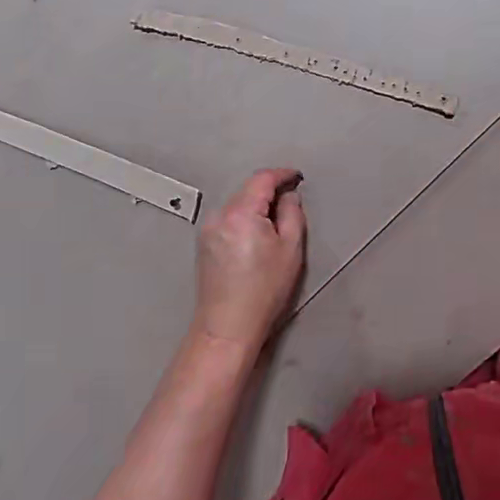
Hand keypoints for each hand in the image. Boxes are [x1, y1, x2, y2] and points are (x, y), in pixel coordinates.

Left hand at [191, 168, 305, 352]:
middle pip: (248, 191)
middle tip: (289, 207)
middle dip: (269, 193)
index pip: (262, 179)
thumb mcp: (290, 250)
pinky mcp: (204, 242)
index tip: (295, 176)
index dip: (282, 174)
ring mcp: (209, 228)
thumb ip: (292, 214)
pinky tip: (254, 244)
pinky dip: (243, 221)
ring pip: (238, 206)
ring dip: (255, 209)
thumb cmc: (262, 291)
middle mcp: (220, 214)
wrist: (228, 324)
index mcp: (241, 212)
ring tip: (272, 234)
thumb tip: (289, 196)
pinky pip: (228, 220)